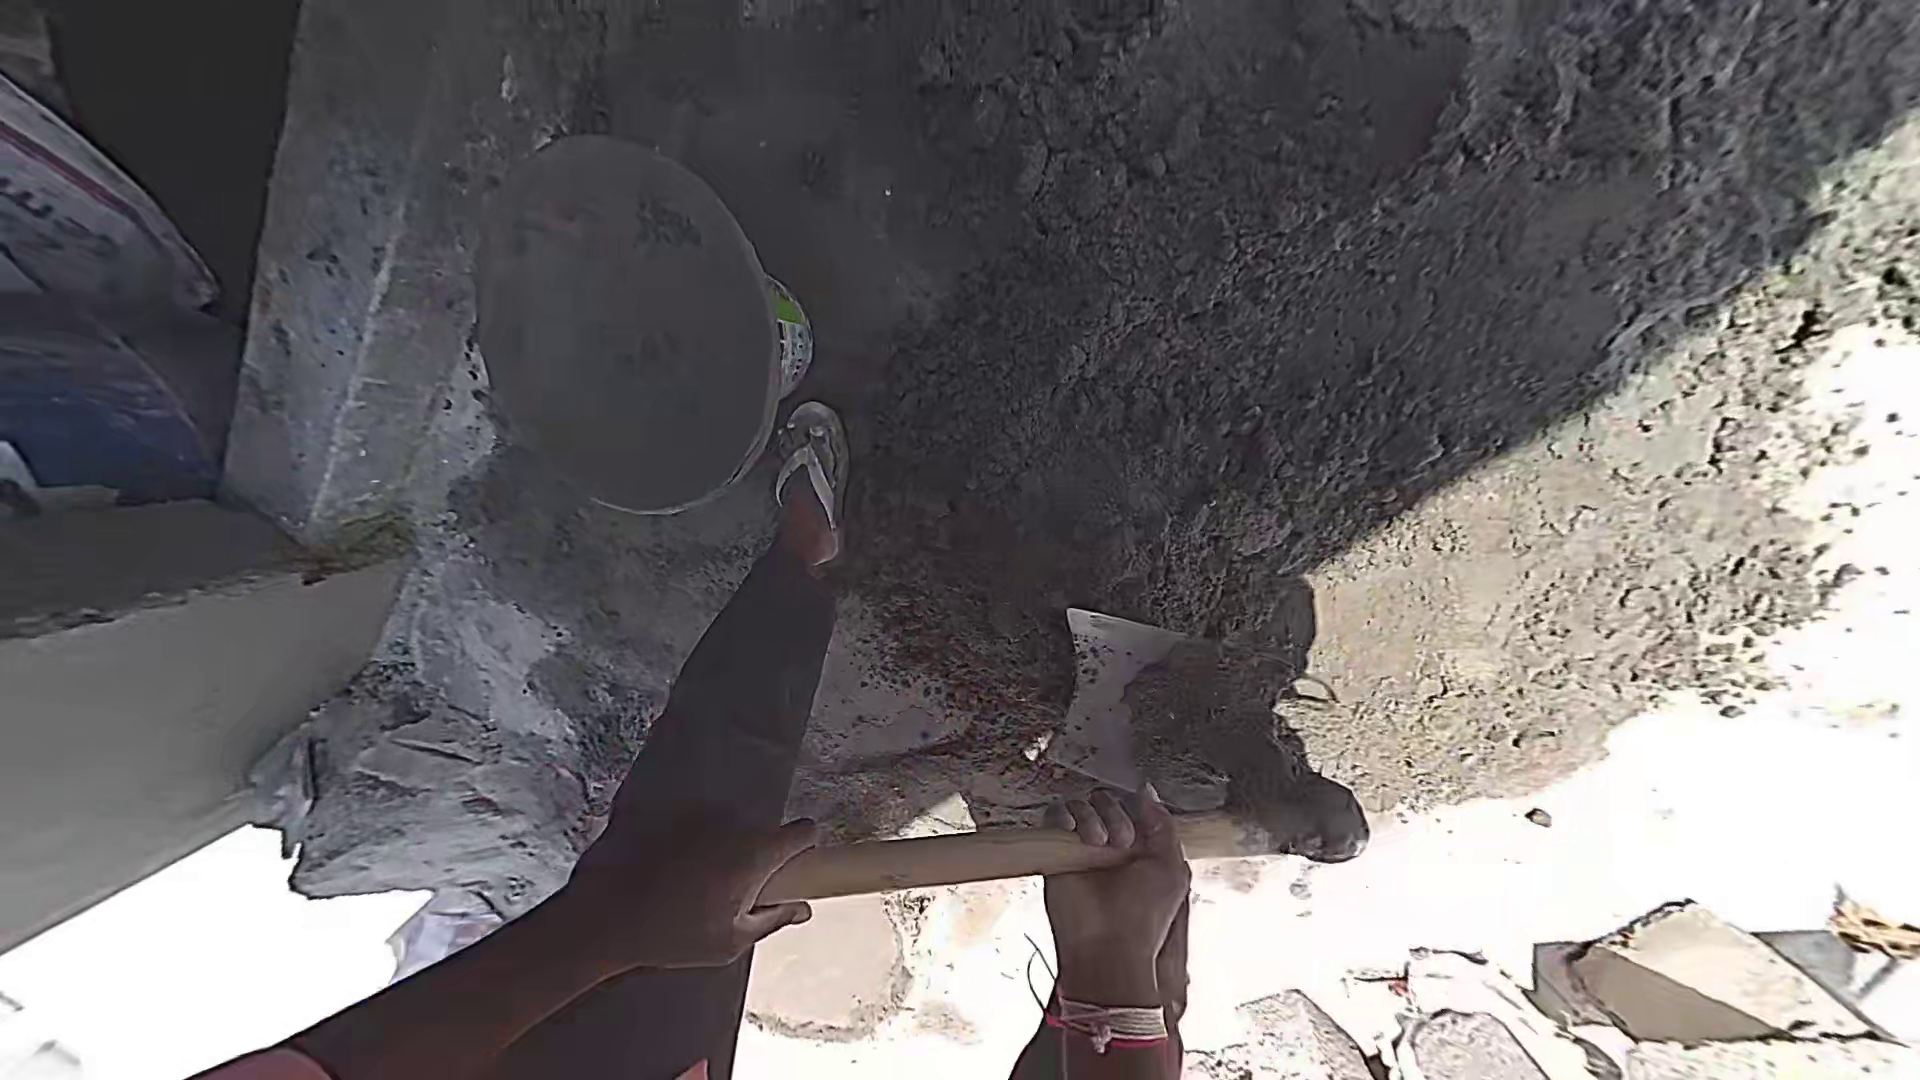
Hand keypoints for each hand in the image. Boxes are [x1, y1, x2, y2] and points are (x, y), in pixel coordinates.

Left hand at [555, 817, 818, 972]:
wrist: (606, 914)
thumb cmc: (673, 934)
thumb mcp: (729, 942)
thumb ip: (773, 919)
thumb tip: (804, 909)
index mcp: (757, 853)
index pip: (803, 830)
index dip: (804, 844)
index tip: (792, 862)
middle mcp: (738, 823)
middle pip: (764, 831)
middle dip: (756, 854)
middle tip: (732, 886)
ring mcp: (708, 812)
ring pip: (733, 826)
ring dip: (725, 845)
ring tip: (695, 879)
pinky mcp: (680, 809)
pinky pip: (703, 821)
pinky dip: (696, 838)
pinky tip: (673, 865)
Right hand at [1044, 787, 1191, 1005]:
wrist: (1109, 947)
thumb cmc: (1143, 916)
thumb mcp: (1170, 870)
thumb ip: (1164, 827)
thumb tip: (1148, 795)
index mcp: (1135, 846)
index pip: (1128, 805)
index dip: (1134, 809)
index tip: (1137, 830)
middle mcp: (1106, 843)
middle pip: (1103, 799)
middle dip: (1114, 813)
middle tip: (1119, 842)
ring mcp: (1080, 847)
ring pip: (1079, 804)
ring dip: (1090, 817)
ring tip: (1097, 844)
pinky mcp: (1056, 852)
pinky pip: (1054, 816)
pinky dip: (1063, 818)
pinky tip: (1076, 838)